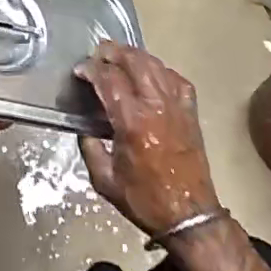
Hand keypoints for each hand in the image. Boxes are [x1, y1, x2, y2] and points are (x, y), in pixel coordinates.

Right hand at [75, 42, 219, 236]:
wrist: (190, 218)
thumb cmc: (145, 200)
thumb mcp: (104, 179)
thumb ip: (88, 147)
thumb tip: (83, 126)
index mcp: (132, 122)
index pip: (108, 78)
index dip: (90, 69)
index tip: (79, 71)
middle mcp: (156, 107)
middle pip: (134, 62)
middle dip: (112, 52)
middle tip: (97, 53)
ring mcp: (177, 108)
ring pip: (156, 66)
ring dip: (135, 56)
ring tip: (119, 56)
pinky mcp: (191, 114)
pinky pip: (177, 80)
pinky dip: (161, 70)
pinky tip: (151, 73)